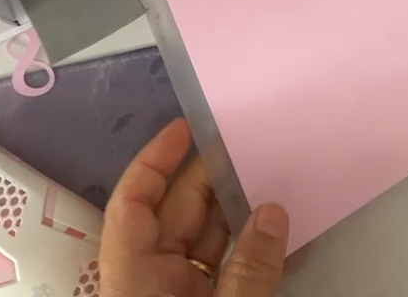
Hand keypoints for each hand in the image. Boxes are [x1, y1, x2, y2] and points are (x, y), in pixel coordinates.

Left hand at [102, 118, 288, 296]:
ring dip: (236, 207)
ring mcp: (178, 296)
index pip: (132, 205)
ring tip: (272, 173)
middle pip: (176, 213)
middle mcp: (151, 282)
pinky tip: (275, 224)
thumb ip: (250, 270)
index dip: (155, 160)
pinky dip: (246, 242)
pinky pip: (223, 265)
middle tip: (252, 140)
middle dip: (213, 175)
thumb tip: (273, 211)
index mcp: (134, 280)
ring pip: (204, 237)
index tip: (187, 126)